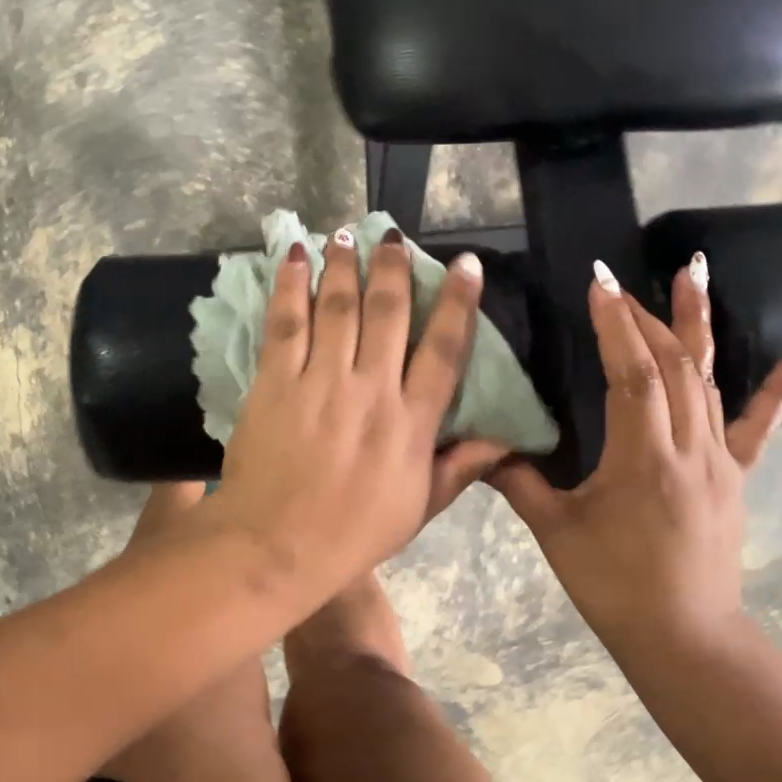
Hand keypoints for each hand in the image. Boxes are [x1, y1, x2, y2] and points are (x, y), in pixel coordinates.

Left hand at [203, 228, 496, 602]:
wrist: (275, 548)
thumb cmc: (351, 534)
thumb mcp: (419, 507)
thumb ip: (461, 467)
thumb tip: (506, 439)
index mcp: (411, 423)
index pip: (444, 350)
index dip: (459, 303)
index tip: (465, 265)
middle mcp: (370, 391)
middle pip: (388, 314)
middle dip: (393, 267)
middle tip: (392, 234)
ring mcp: (320, 383)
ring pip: (339, 308)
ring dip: (344, 265)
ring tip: (347, 233)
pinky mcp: (275, 383)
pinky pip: (286, 324)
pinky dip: (291, 286)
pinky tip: (295, 256)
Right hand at [488, 254, 781, 653]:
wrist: (685, 638)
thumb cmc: (613, 584)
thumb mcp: (554, 531)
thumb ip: (516, 480)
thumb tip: (476, 443)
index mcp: (644, 459)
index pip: (634, 375)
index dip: (616, 325)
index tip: (598, 283)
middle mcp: (690, 448)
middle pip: (674, 365)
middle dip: (644, 316)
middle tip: (619, 280)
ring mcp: (720, 461)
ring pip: (711, 379)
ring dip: (698, 324)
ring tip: (694, 272)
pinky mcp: (736, 477)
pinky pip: (758, 428)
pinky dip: (776, 390)